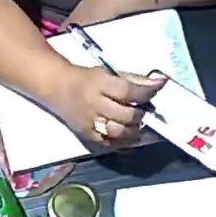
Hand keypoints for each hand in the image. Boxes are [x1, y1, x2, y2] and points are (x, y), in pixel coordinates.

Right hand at [44, 64, 163, 146]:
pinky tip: (129, 139)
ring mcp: (90, 122)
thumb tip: (154, 85)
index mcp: (100, 84)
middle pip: (125, 115)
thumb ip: (128, 80)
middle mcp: (95, 104)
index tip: (159, 88)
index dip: (146, 93)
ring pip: (117, 132)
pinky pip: (107, 143)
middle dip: (141, 115)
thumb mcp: (105, 73)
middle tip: (147, 112)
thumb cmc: (83, 78)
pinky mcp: (86, 134)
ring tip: (140, 127)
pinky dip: (121, 143)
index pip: (128, 91)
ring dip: (133, 132)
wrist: (55, 87)